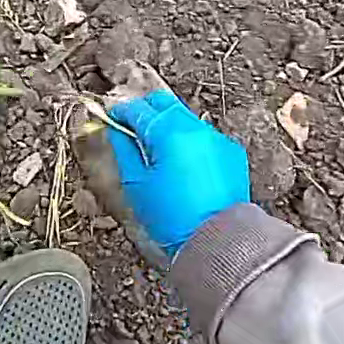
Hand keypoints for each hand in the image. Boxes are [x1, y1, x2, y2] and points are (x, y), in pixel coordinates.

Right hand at [106, 89, 249, 261]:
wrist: (218, 239)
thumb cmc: (173, 217)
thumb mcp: (137, 184)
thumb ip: (124, 151)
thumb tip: (116, 132)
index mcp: (169, 133)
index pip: (139, 109)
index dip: (122, 113)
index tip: (113, 119)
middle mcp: (195, 128)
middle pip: (164, 104)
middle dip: (146, 111)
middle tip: (133, 128)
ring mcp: (216, 138)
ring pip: (185, 118)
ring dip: (169, 126)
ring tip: (158, 150)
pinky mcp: (230, 151)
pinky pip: (204, 136)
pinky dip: (190, 142)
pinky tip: (184, 164)